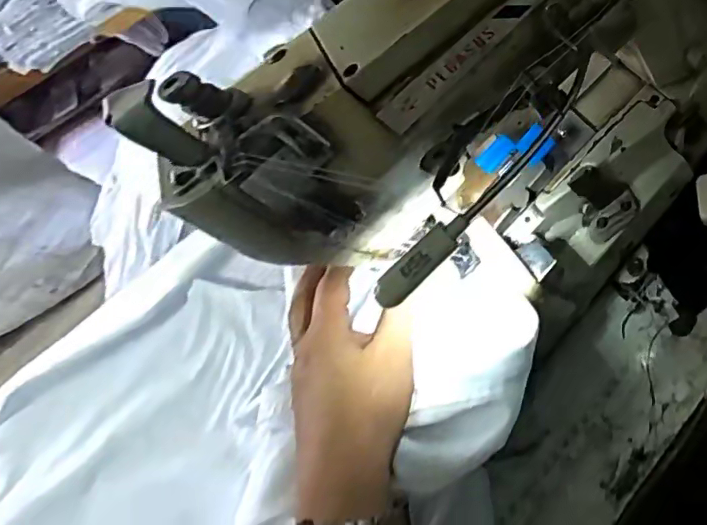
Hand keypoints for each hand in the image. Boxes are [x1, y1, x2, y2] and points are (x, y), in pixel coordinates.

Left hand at [290, 265, 413, 523]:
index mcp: (324, 334)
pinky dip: (317, 317)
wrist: (343, 470)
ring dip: (312, 295)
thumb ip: (401, 309)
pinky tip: (337, 325)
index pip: (330, 284)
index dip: (344, 258)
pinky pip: (306, 338)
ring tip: (332, 279)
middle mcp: (304, 348)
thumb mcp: (397, 351)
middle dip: (314, 272)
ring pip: (300, 321)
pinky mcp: (306, 388)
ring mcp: (301, 371)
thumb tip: (407, 276)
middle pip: (301, 300)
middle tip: (331, 250)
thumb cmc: (371, 405)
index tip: (361, 237)